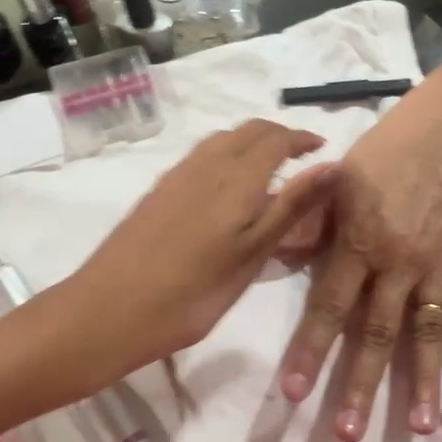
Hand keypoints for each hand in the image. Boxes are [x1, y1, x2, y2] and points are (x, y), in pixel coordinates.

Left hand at [66, 120, 337, 372]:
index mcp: (237, 177)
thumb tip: (332, 164)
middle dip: (279, 136)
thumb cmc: (193, 291)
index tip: (322, 148)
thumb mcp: (253, 254)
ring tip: (270, 170)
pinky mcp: (159, 190)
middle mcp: (208, 164)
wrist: (109, 310)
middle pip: (249, 131)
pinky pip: (203, 155)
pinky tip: (228, 189)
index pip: (277, 139)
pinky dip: (227, 155)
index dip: (303, 139)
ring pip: (223, 140)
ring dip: (252, 142)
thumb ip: (292, 205)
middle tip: (301, 158)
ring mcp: (179, 175)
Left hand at [278, 100, 441, 441]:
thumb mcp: (339, 180)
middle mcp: (397, 263)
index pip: (330, 305)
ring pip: (426, 331)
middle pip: (376, 331)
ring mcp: (435, 266)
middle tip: (348, 433)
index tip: (294, 393)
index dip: (311, 349)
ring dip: (423, 380)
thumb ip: (313, 223)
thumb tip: (278, 256)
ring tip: (420, 426)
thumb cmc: (383, 152)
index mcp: (359, 242)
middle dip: (362, 384)